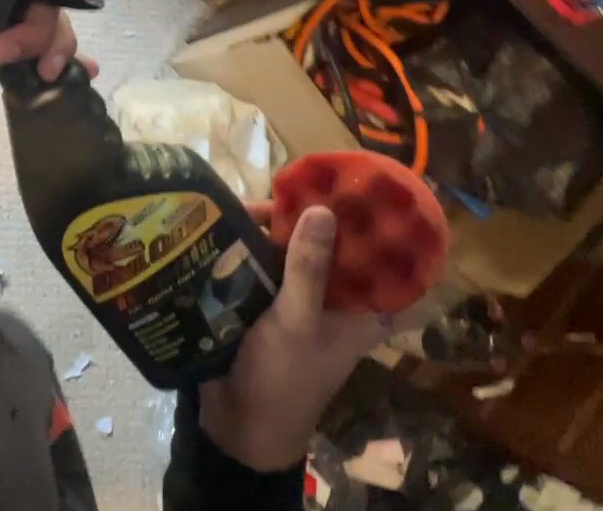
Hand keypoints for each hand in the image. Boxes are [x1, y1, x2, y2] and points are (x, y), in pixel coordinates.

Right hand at [199, 203, 401, 471]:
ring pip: (285, 251)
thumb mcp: (299, 321)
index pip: (380, 261)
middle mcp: (330, 299)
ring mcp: (293, 299)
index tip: (361, 186)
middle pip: (326, 246)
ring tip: (239, 200)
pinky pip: (255, 264)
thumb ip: (308, 267)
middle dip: (307, 216)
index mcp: (358, 309)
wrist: (237, 421)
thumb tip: (323, 209)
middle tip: (285, 181)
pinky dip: (243, 246)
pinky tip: (221, 223)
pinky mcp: (259, 301)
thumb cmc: (284, 377)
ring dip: (266, 229)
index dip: (376, 225)